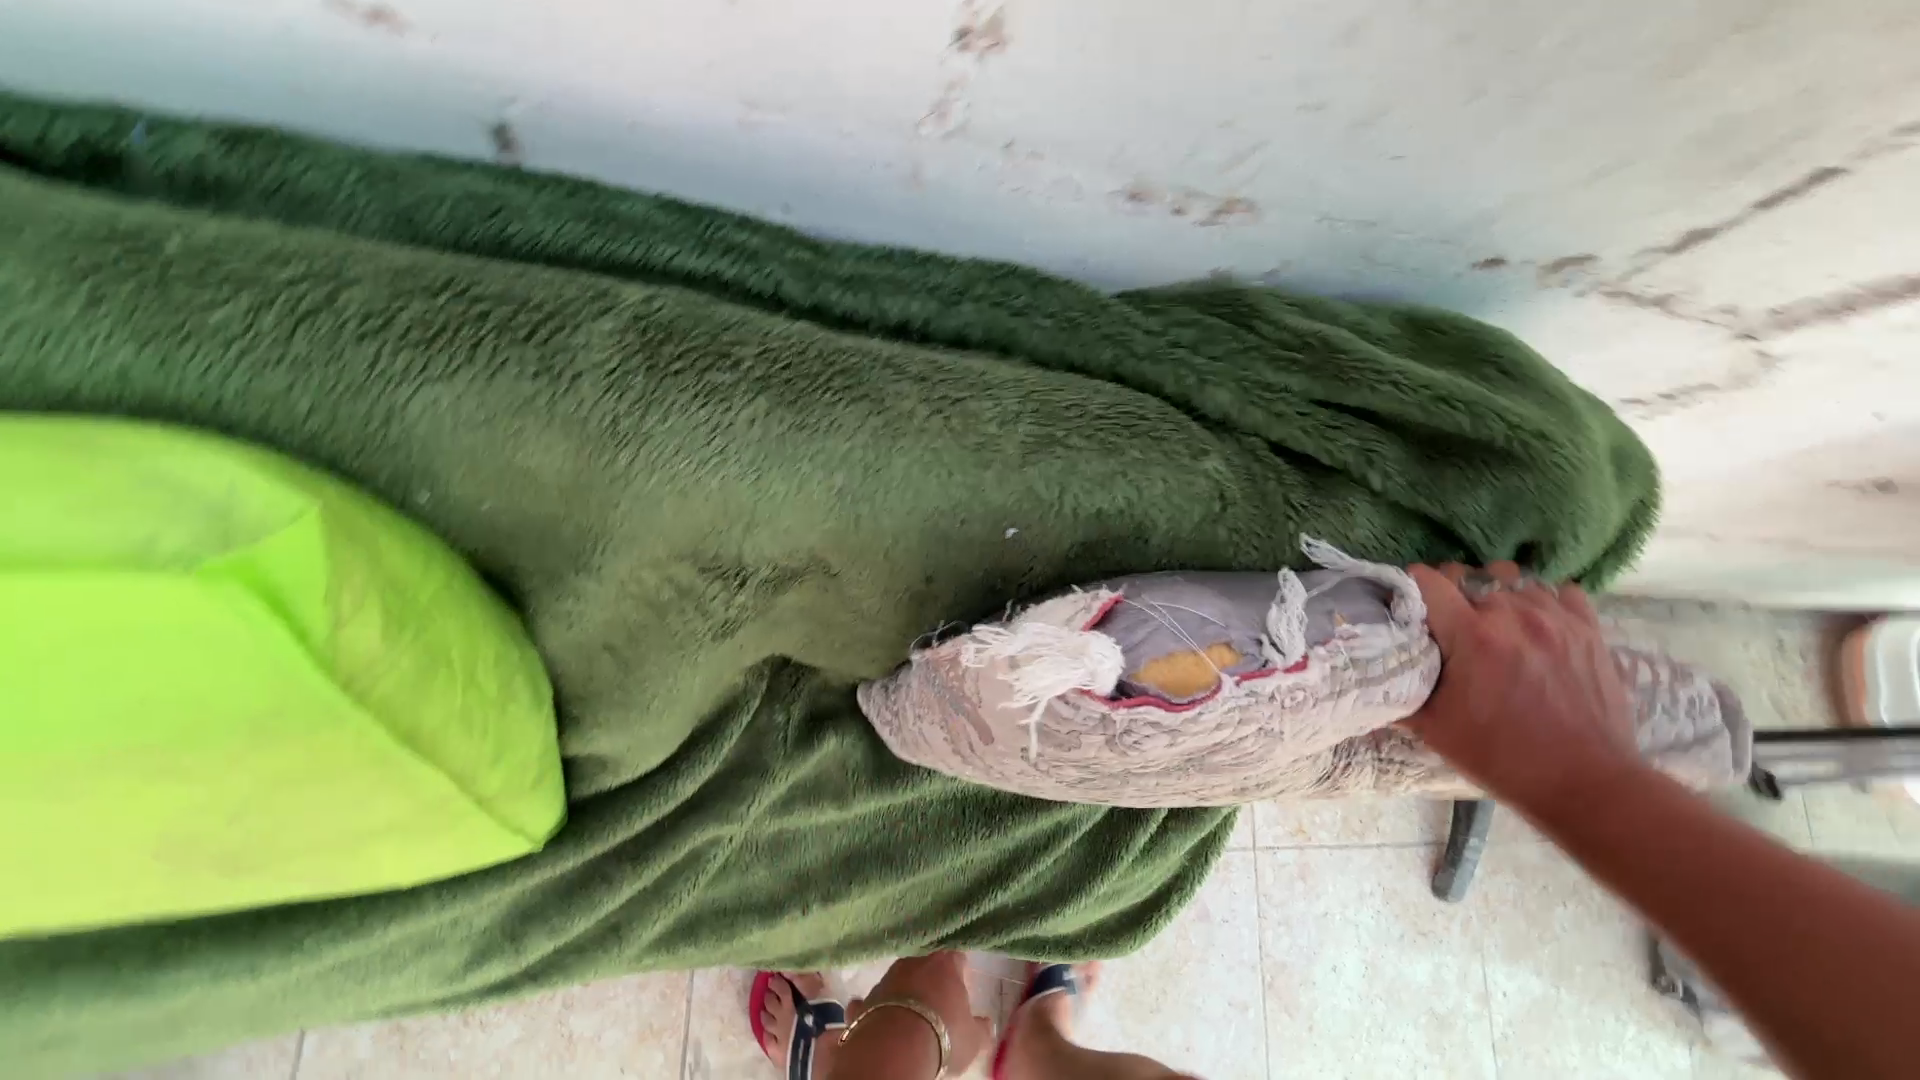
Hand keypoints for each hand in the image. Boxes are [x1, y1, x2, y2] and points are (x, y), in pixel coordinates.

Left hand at [847, 952, 992, 1077]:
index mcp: (944, 965)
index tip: (962, 987)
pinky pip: (869, 1003)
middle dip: (930, 983)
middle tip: (937, 1007)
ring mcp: (885, 979)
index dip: (960, 972)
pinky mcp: (864, 1001)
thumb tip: (985, 1023)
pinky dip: (873, 1010)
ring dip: (902, 995)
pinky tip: (878, 1023)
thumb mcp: (973, 1040)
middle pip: (925, 967)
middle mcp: (913, 963)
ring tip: (910, 1020)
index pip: (956, 958)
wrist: (895, 1050)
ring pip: (897, 982)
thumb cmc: (943, 1037)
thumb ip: (981, 1027)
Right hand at [1401, 562, 1644, 818]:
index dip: (1412, 587)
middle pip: (1470, 574)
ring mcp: (1558, 620)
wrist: (1584, 783)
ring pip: (1515, 578)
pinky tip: (1535, 623)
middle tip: (1449, 620)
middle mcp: (1514, 616)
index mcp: (1471, 636)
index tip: (1409, 606)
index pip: (1429, 581)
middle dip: (1452, 591)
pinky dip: (1543, 599)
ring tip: (1493, 619)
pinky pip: (1562, 591)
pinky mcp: (1591, 631)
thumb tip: (1368, 673)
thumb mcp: (1433, 728)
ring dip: (1496, 592)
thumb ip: (1398, 690)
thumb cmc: (1499, 756)